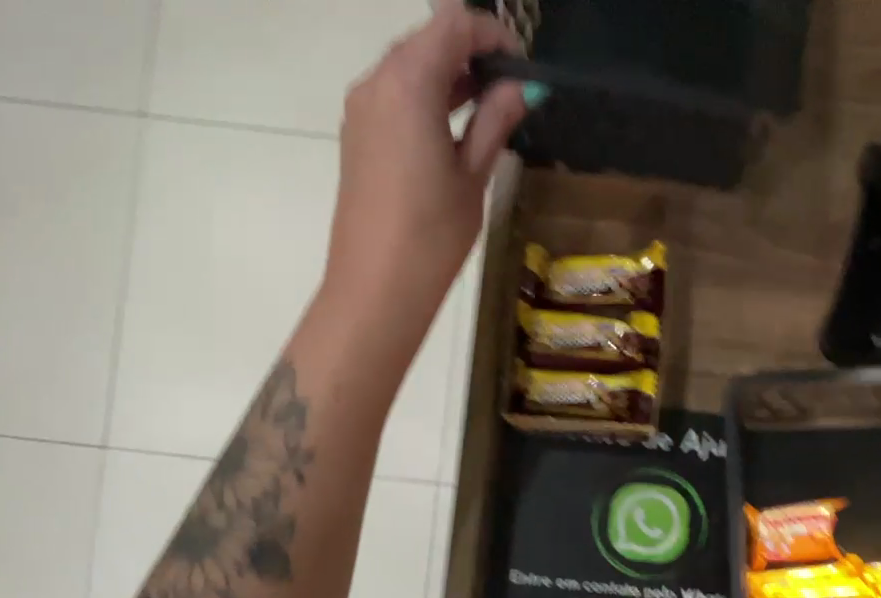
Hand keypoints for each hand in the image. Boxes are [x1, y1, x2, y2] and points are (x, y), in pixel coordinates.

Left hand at [326, 0, 532, 330]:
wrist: (376, 287)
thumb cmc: (432, 235)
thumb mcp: (473, 176)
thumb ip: (494, 121)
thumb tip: (519, 87)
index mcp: (408, 83)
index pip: (454, 24)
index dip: (493, 35)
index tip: (522, 67)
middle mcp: (377, 82)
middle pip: (428, 39)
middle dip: (470, 52)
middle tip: (510, 89)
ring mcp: (361, 109)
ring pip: (409, 67)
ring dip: (448, 76)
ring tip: (488, 111)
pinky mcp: (357, 136)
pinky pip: (395, 96)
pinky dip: (427, 98)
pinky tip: (453, 132)